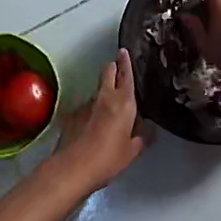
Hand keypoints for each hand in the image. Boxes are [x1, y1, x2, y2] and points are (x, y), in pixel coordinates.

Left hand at [47, 49, 145, 192]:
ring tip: (110, 102)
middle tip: (116, 67)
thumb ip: (141, 137)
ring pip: (97, 91)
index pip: (125, 75)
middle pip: (107, 74)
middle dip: (112, 68)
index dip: (125, 62)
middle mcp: (104, 98)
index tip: (123, 52)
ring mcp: (85, 106)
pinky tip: (95, 122)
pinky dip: (92, 109)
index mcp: (123, 103)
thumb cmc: (108, 159)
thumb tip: (147, 131)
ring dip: (103, 91)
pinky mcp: (72, 116)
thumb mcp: (132, 151)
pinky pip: (86, 107)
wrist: (73, 167)